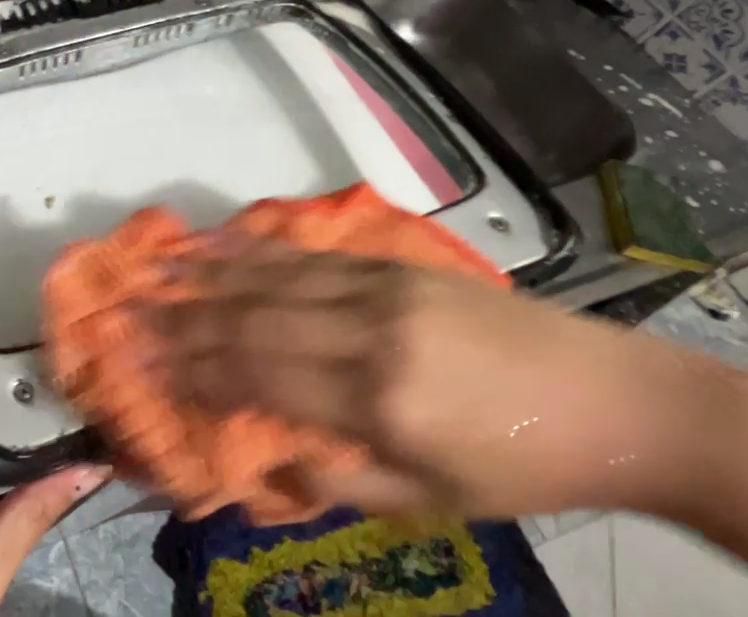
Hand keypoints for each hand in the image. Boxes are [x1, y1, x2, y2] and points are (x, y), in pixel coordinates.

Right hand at [153, 241, 698, 518]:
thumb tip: (265, 454)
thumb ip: (339, 479)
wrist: (620, 403)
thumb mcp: (432, 504)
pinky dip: (257, 249)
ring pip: (274, 276)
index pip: (257, 375)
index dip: (192, 367)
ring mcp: (381, 288)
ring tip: (154, 269)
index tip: (142, 361)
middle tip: (127, 313)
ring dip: (207, 273)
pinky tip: (224, 243)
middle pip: (252, 318)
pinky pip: (310, 253)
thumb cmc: (521, 467)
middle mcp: (367, 332)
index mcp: (376, 400)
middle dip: (182, 318)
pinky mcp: (398, 265)